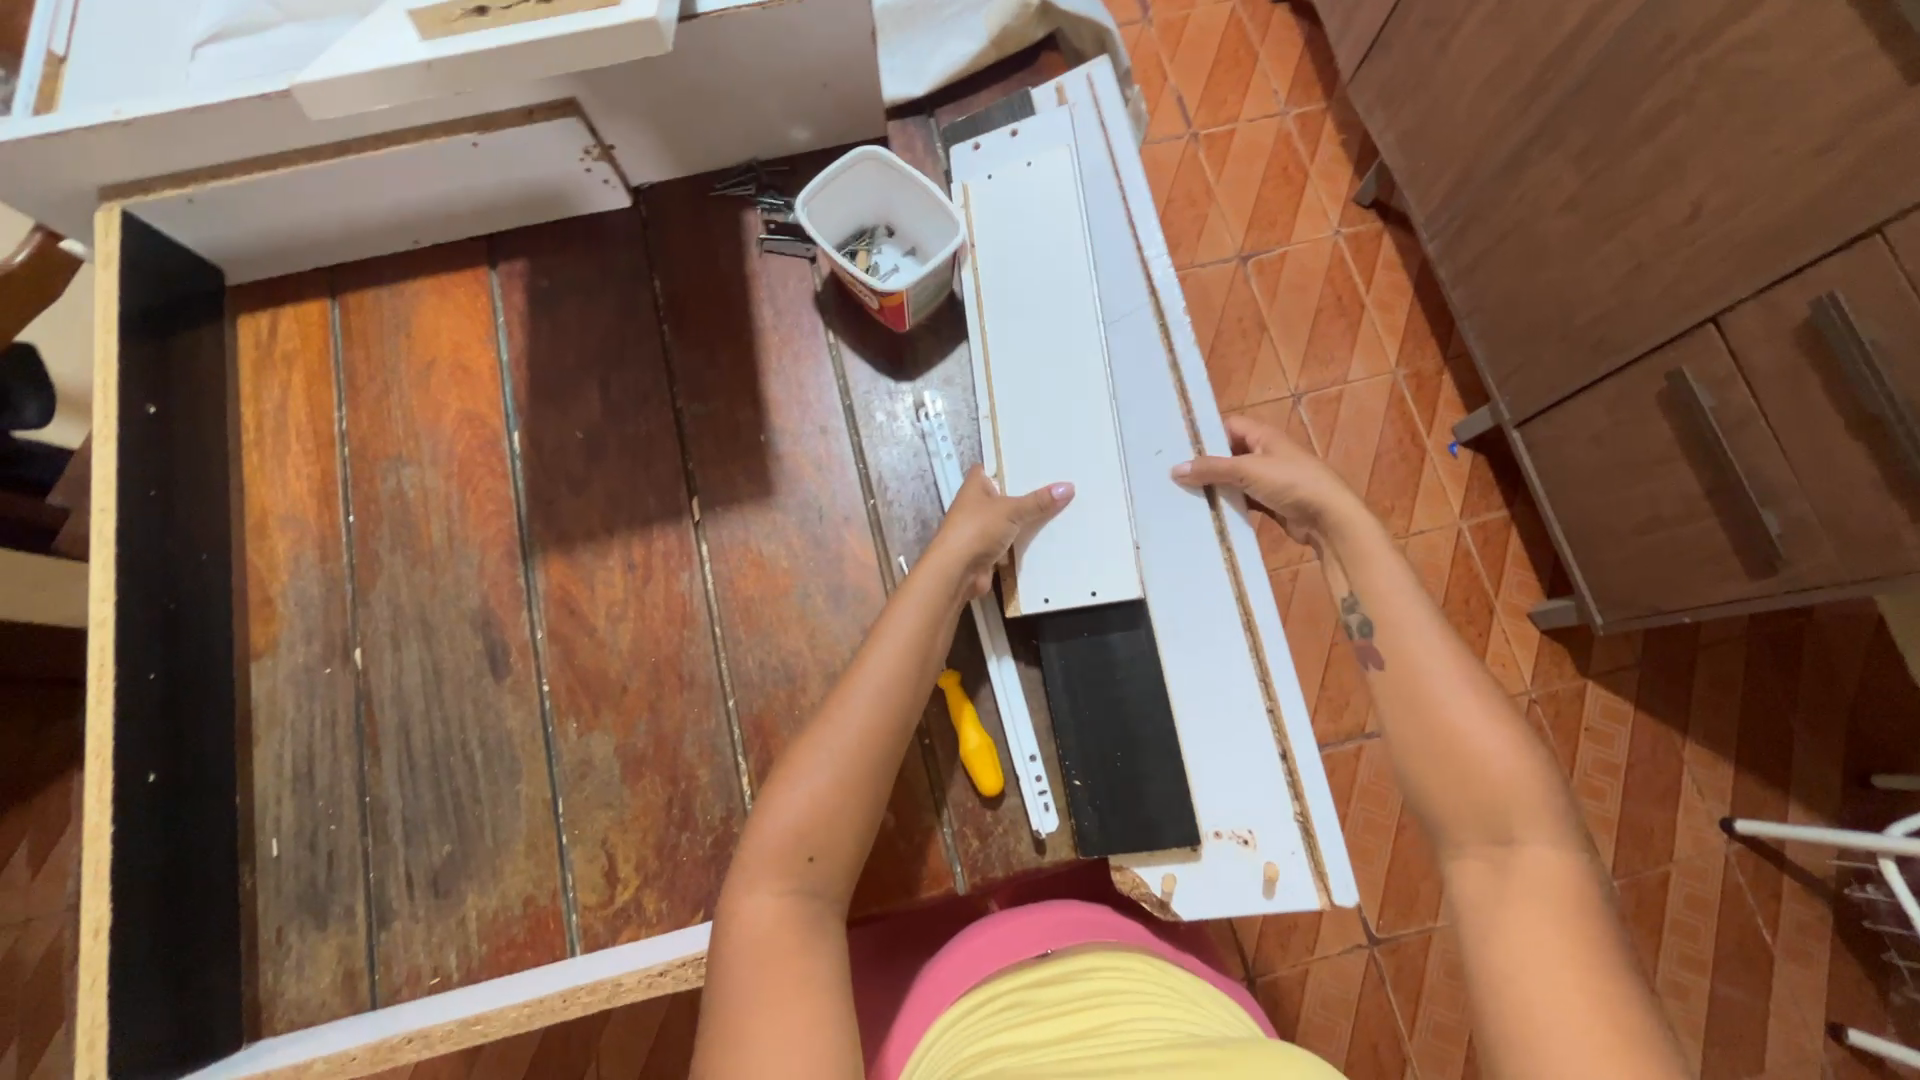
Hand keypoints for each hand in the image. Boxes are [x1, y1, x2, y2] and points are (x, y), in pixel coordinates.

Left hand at [923, 467, 1073, 599]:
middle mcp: (977, 504)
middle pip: (1006, 495)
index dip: (1012, 464)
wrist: (957, 571)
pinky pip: (1012, 541)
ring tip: (1061, 507)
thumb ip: (1038, 501)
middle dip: (1028, 493)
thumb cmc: (977, 530)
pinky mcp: (989, 549)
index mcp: (975, 486)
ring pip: (1010, 519)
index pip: (993, 467)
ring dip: (1028, 519)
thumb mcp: (1011, 510)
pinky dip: (1025, 541)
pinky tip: (1050, 535)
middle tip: (1058, 484)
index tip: (1037, 462)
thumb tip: (1068, 486)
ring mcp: (982, 528)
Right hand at [1171, 414, 1361, 544]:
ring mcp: (1270, 478)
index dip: (1206, 433)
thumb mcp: (1247, 470)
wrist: (1329, 518)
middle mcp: (1266, 453)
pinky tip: (1208, 511)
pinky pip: (1243, 499)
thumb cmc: (1291, 482)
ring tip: (1184, 493)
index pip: (1228, 425)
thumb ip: (1211, 468)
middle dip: (1206, 463)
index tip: (1178, 446)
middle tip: (1175, 473)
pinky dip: (1229, 503)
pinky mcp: (1271, 501)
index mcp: (1263, 436)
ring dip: (1216, 486)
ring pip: (1235, 478)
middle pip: (1229, 452)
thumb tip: (1175, 469)